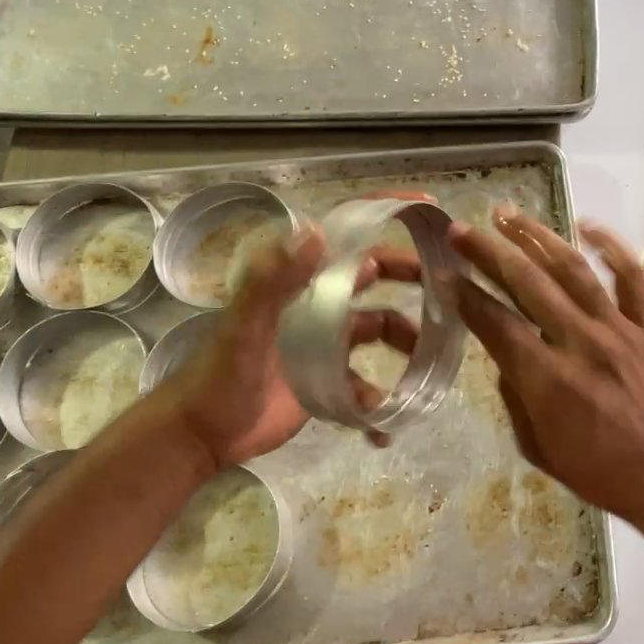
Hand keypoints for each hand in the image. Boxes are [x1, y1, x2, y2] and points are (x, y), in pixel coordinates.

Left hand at [165, 221, 420, 470]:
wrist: (196, 437)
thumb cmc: (217, 377)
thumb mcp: (244, 327)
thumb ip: (274, 281)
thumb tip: (318, 230)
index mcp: (300, 284)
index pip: (345, 238)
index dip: (383, 216)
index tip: (426, 207)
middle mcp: (317, 306)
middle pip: (374, 279)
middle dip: (410, 277)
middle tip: (447, 286)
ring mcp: (324, 345)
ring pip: (380, 333)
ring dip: (407, 346)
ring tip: (430, 366)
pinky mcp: (327, 384)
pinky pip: (366, 389)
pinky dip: (379, 407)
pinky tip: (385, 429)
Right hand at [443, 207, 643, 530]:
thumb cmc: (597, 471)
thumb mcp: (536, 447)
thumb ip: (515, 396)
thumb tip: (506, 354)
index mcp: (547, 379)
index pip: (496, 323)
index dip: (466, 296)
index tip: (444, 273)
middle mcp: (579, 342)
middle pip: (527, 283)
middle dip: (488, 253)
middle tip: (460, 230)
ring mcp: (616, 330)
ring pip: (573, 269)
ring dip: (536, 236)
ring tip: (507, 214)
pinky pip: (631, 278)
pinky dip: (611, 248)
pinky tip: (587, 225)